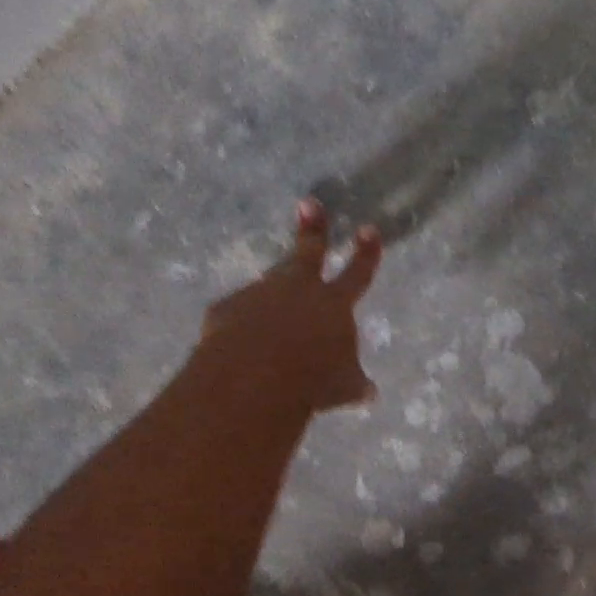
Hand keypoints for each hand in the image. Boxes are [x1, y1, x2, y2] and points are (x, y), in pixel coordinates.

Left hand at [188, 198, 383, 413]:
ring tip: (270, 315)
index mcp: (335, 304)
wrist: (253, 379)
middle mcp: (299, 290)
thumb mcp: (342, 387)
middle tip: (308, 204)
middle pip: (308, 252)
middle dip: (312, 228)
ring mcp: (260, 295)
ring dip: (272, 294)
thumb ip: (353, 383)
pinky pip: (237, 314)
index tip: (369, 229)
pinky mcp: (226, 309)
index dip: (366, 252)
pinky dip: (241, 325)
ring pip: (270, 285)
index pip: (358, 272)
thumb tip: (368, 392)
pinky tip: (237, 346)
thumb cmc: (312, 380)